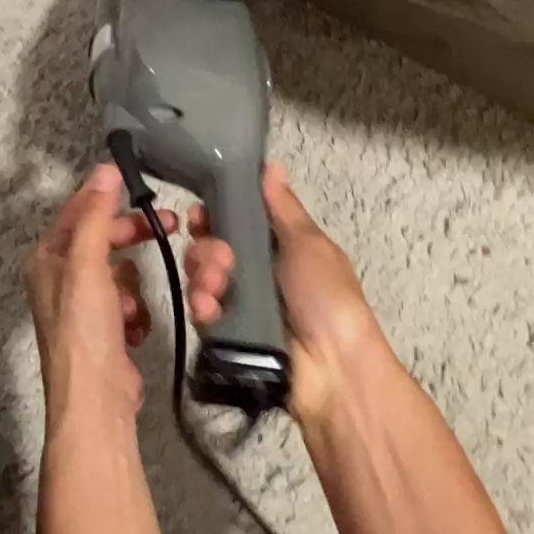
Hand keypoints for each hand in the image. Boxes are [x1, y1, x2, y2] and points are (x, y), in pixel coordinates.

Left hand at [26, 165, 180, 426]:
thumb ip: (96, 216)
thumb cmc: (85, 330)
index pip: (78, 212)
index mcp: (46, 259)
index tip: (139, 184)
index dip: (106, 197)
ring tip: (132, 307)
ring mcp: (82, 307)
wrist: (97, 402)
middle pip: (102, 240)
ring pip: (120, 272)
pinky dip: (137, 312)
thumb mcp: (88, 264)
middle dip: (130, 238)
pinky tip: (135, 329)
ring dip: (132, 285)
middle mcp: (60, 279)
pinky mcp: (105, 330)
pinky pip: (129, 302)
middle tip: (167, 226)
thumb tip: (105, 169)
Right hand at [185, 163, 396, 424]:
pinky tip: (209, 307)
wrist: (334, 369)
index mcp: (274, 246)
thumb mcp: (309, 244)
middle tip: (223, 257)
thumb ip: (282, 207)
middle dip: (206, 246)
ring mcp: (237, 303)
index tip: (202, 212)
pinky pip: (200, 310)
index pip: (232, 219)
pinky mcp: (224, 333)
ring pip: (199, 275)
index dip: (213, 213)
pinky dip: (201, 304)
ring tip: (218, 285)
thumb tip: (271, 164)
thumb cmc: (327, 298)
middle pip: (209, 245)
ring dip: (202, 273)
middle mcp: (252, 271)